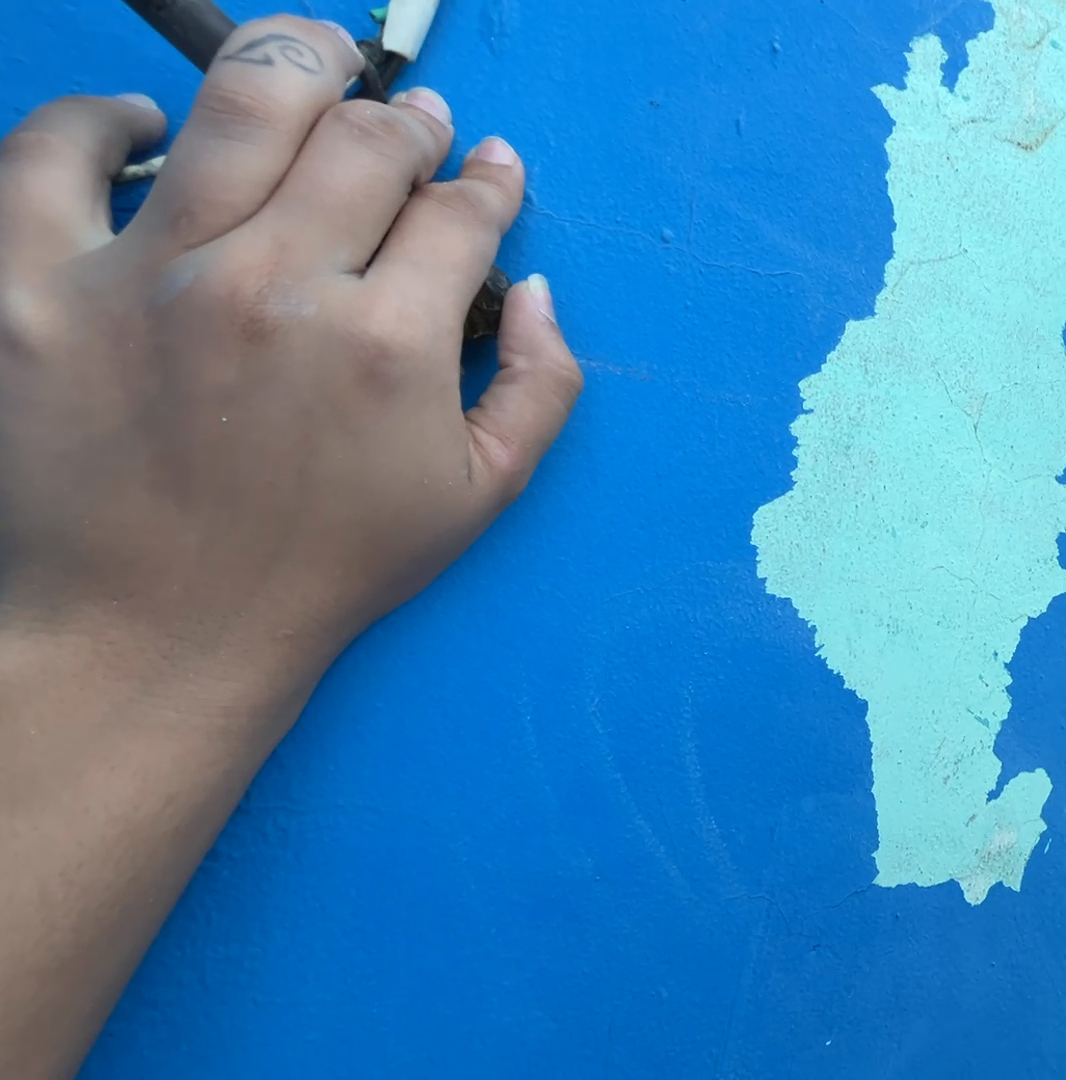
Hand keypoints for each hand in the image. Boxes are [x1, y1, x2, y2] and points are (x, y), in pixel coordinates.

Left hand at [0, 15, 580, 690]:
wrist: (172, 623)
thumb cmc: (349, 557)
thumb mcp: (492, 487)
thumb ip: (545, 386)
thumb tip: (536, 294)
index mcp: (395, 343)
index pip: (460, 217)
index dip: (492, 181)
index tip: (499, 165)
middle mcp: (280, 288)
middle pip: (361, 147)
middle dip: (410, 118)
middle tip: (422, 111)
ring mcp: (149, 275)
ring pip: (230, 113)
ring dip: (292, 63)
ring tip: (318, 48)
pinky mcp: (32, 283)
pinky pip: (48, 150)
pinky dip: (96, 112)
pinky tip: (145, 116)